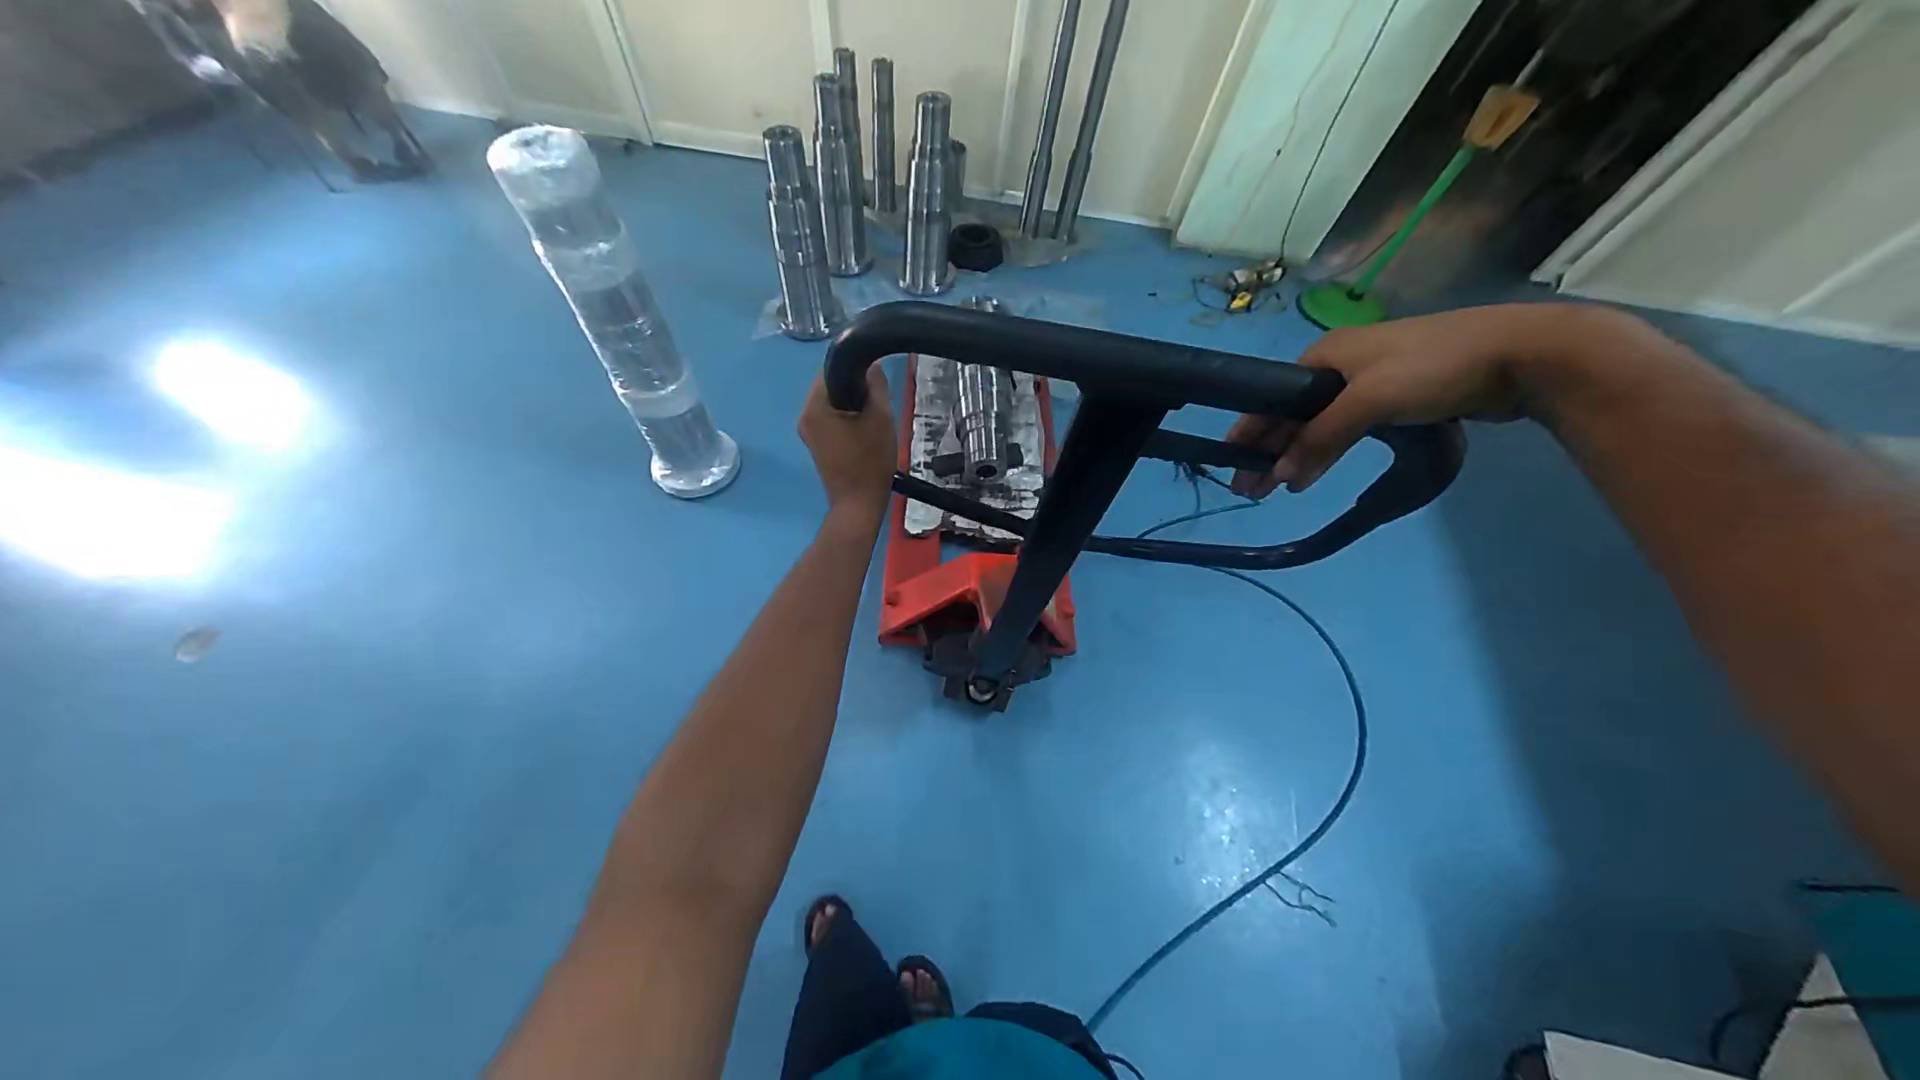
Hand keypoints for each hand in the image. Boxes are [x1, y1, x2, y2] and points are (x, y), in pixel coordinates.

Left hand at [799, 367, 896, 515]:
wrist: (859, 504)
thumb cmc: (870, 461)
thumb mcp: (881, 418)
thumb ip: (877, 386)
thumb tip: (872, 367)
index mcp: (814, 407)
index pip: (831, 370)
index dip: (855, 370)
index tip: (875, 382)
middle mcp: (804, 417)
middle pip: (831, 388)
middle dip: (855, 390)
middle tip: (879, 402)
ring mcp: (809, 433)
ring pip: (833, 405)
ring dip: (853, 406)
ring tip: (875, 418)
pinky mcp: (817, 445)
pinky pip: (832, 421)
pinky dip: (848, 420)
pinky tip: (866, 431)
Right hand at [1228, 304, 1598, 497]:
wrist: (1520, 353)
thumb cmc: (1433, 368)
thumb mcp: (1368, 401)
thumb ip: (1321, 438)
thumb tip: (1280, 476)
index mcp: (1324, 355)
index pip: (1271, 400)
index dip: (1248, 435)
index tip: (1231, 468)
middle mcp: (1338, 365)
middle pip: (1291, 414)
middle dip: (1268, 451)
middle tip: (1251, 490)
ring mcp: (1368, 380)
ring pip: (1318, 423)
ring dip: (1297, 454)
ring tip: (1279, 487)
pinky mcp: (1394, 397)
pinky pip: (1345, 427)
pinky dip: (1327, 449)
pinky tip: (1318, 468)